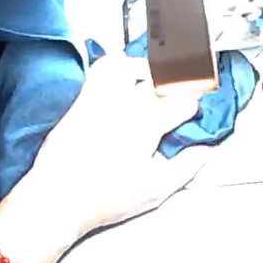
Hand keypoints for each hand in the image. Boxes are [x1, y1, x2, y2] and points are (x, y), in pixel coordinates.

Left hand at [0, 54, 213, 262]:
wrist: (57, 196)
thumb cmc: (107, 196)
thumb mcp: (154, 190)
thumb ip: (184, 168)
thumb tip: (204, 152)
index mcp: (148, 124)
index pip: (181, 103)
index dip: (194, 102)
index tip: (198, 105)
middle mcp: (125, 104)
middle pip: (158, 79)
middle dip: (176, 80)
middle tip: (183, 84)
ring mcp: (100, 99)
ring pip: (127, 66)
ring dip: (143, 67)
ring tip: (150, 74)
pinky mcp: (80, 102)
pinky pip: (98, 72)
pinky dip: (113, 66)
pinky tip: (118, 72)